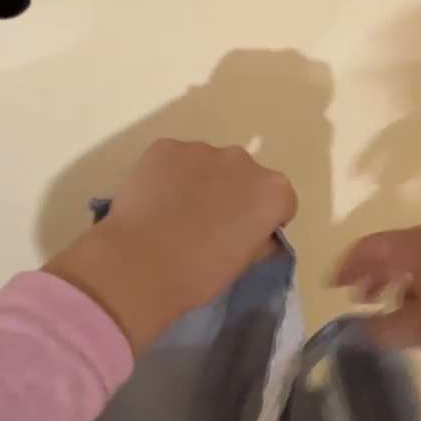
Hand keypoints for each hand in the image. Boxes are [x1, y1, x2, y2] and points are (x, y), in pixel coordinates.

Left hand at [45, 140, 296, 352]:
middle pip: (243, 176)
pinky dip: (167, 175)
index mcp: (272, 191)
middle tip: (205, 224)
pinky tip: (153, 202)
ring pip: (206, 164)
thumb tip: (260, 235)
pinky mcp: (164, 147)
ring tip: (173, 214)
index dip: (262, 220)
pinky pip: (173, 160)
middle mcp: (242, 160)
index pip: (280, 201)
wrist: (140, 263)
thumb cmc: (200, 273)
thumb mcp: (243, 264)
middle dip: (231, 194)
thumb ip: (259, 241)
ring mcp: (201, 150)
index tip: (242, 236)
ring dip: (198, 181)